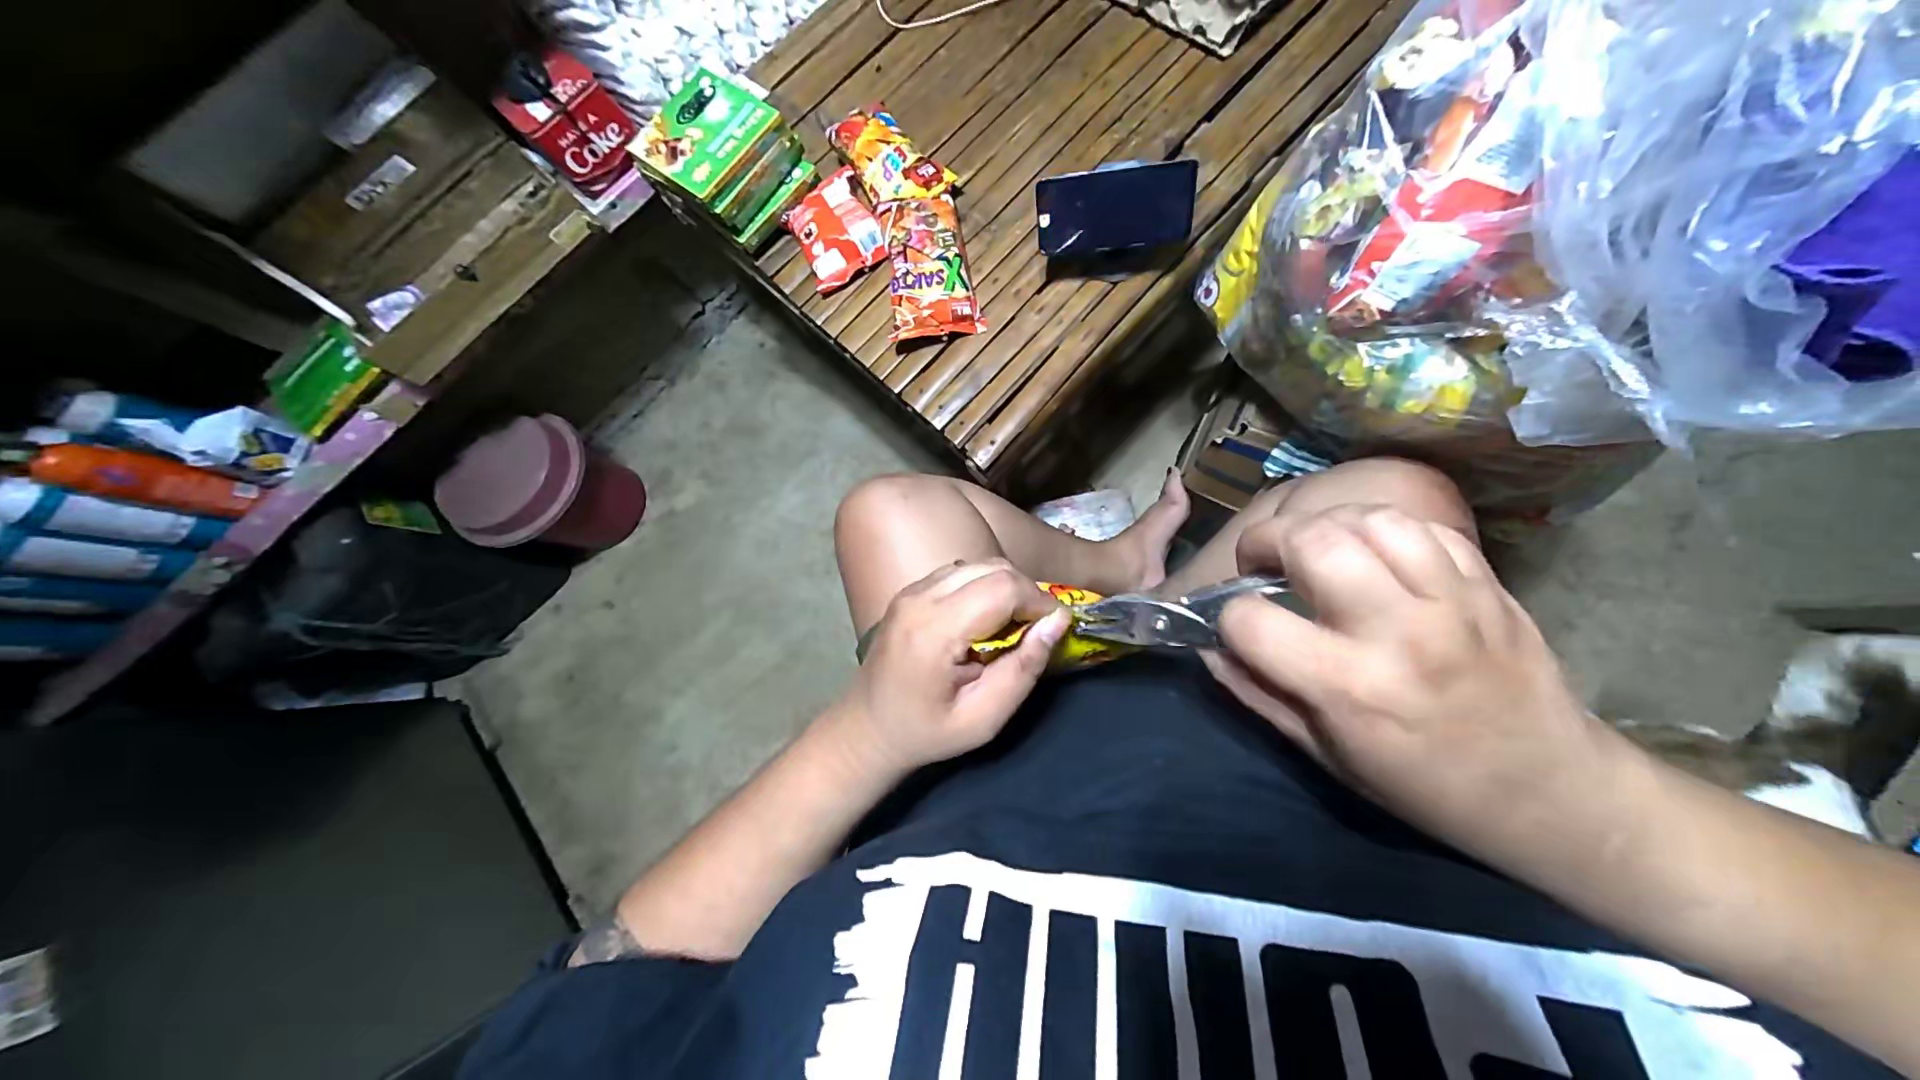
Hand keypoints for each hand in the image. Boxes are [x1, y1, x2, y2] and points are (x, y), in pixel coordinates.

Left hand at [833, 560, 1068, 775]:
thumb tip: (1058, 621)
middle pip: (993, 568)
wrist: (868, 727)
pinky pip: (961, 571)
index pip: (1002, 587)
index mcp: (934, 631)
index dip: (1039, 601)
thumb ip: (1023, 669)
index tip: (1054, 628)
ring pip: (979, 564)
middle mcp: (920, 599)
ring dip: (1007, 587)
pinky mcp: (911, 590)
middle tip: (1036, 629)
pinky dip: (986, 586)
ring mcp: (911, 590)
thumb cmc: (927, 731)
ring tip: (1014, 625)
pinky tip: (987, 619)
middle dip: (1027, 592)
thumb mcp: (984, 718)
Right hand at [1203, 506, 1623, 861]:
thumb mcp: (1323, 754)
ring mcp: (1452, 601)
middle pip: (1312, 541)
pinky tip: (1374, 554)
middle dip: (1267, 541)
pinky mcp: (1488, 584)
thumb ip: (1257, 693)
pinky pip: (1422, 527)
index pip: (1251, 620)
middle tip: (1263, 562)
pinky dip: (1383, 529)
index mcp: (1349, 687)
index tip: (1237, 627)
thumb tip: (1208, 646)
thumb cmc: (1422, 784)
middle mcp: (1398, 631)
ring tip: (1317, 549)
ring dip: (1326, 525)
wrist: (1549, 791)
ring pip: (1369, 517)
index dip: (1228, 618)